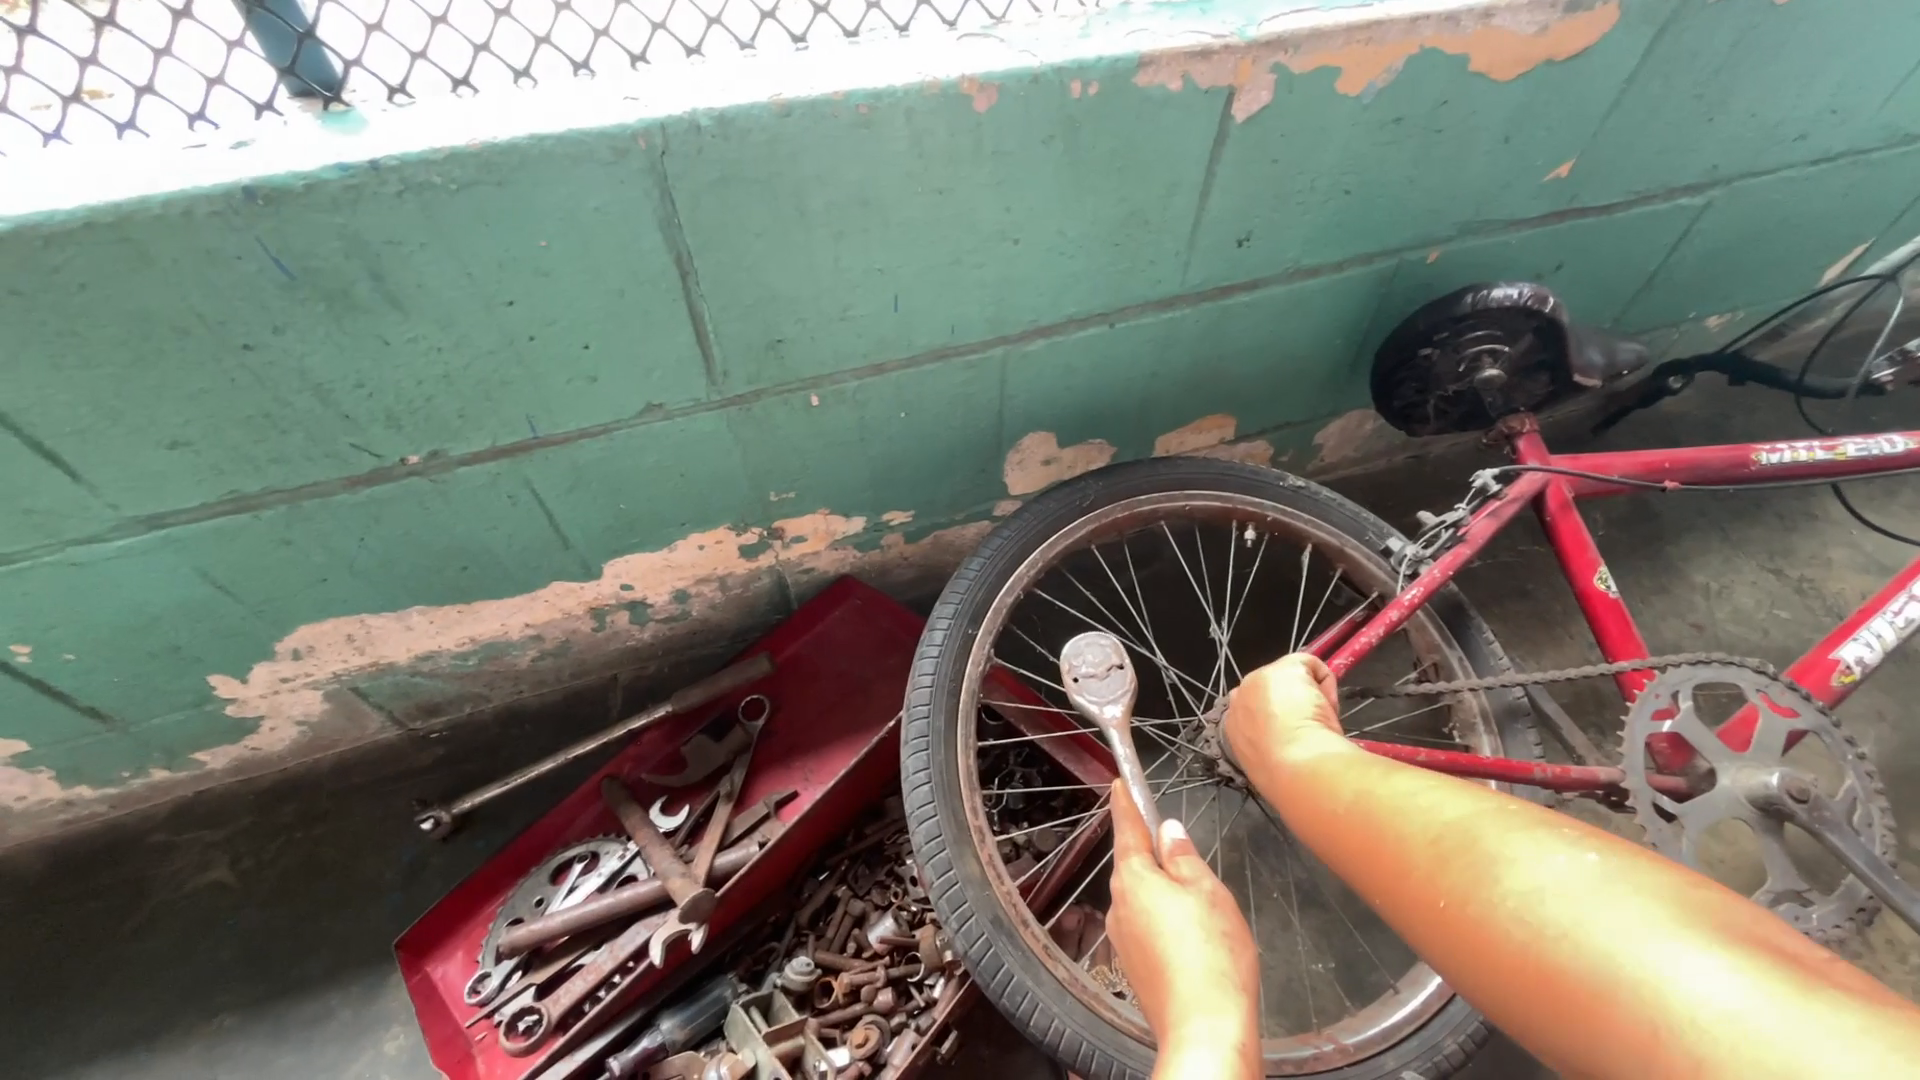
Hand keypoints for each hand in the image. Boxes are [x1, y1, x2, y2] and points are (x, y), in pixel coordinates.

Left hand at [1104, 780, 1259, 1076]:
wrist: (1204, 1029)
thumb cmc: (1211, 953)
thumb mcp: (1206, 891)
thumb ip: (1183, 857)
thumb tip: (1167, 831)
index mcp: (1133, 878)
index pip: (1126, 828)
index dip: (1125, 803)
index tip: (1118, 783)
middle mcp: (1118, 904)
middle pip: (1134, 865)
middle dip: (1154, 855)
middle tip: (1184, 854)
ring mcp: (1122, 937)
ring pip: (1141, 898)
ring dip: (1162, 892)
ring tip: (1200, 905)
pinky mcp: (1133, 965)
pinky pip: (1146, 927)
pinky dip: (1164, 921)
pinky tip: (1191, 937)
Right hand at [1224, 653, 1350, 776]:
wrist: (1294, 764)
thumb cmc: (1282, 774)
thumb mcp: (1265, 764)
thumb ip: (1267, 747)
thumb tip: (1286, 746)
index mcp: (1231, 725)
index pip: (1253, 711)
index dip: (1276, 719)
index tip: (1293, 737)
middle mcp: (1239, 697)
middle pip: (1270, 690)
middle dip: (1290, 704)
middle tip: (1307, 728)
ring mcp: (1259, 679)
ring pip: (1292, 679)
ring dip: (1307, 697)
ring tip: (1318, 722)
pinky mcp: (1284, 668)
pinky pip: (1311, 666)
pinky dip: (1326, 684)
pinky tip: (1326, 708)